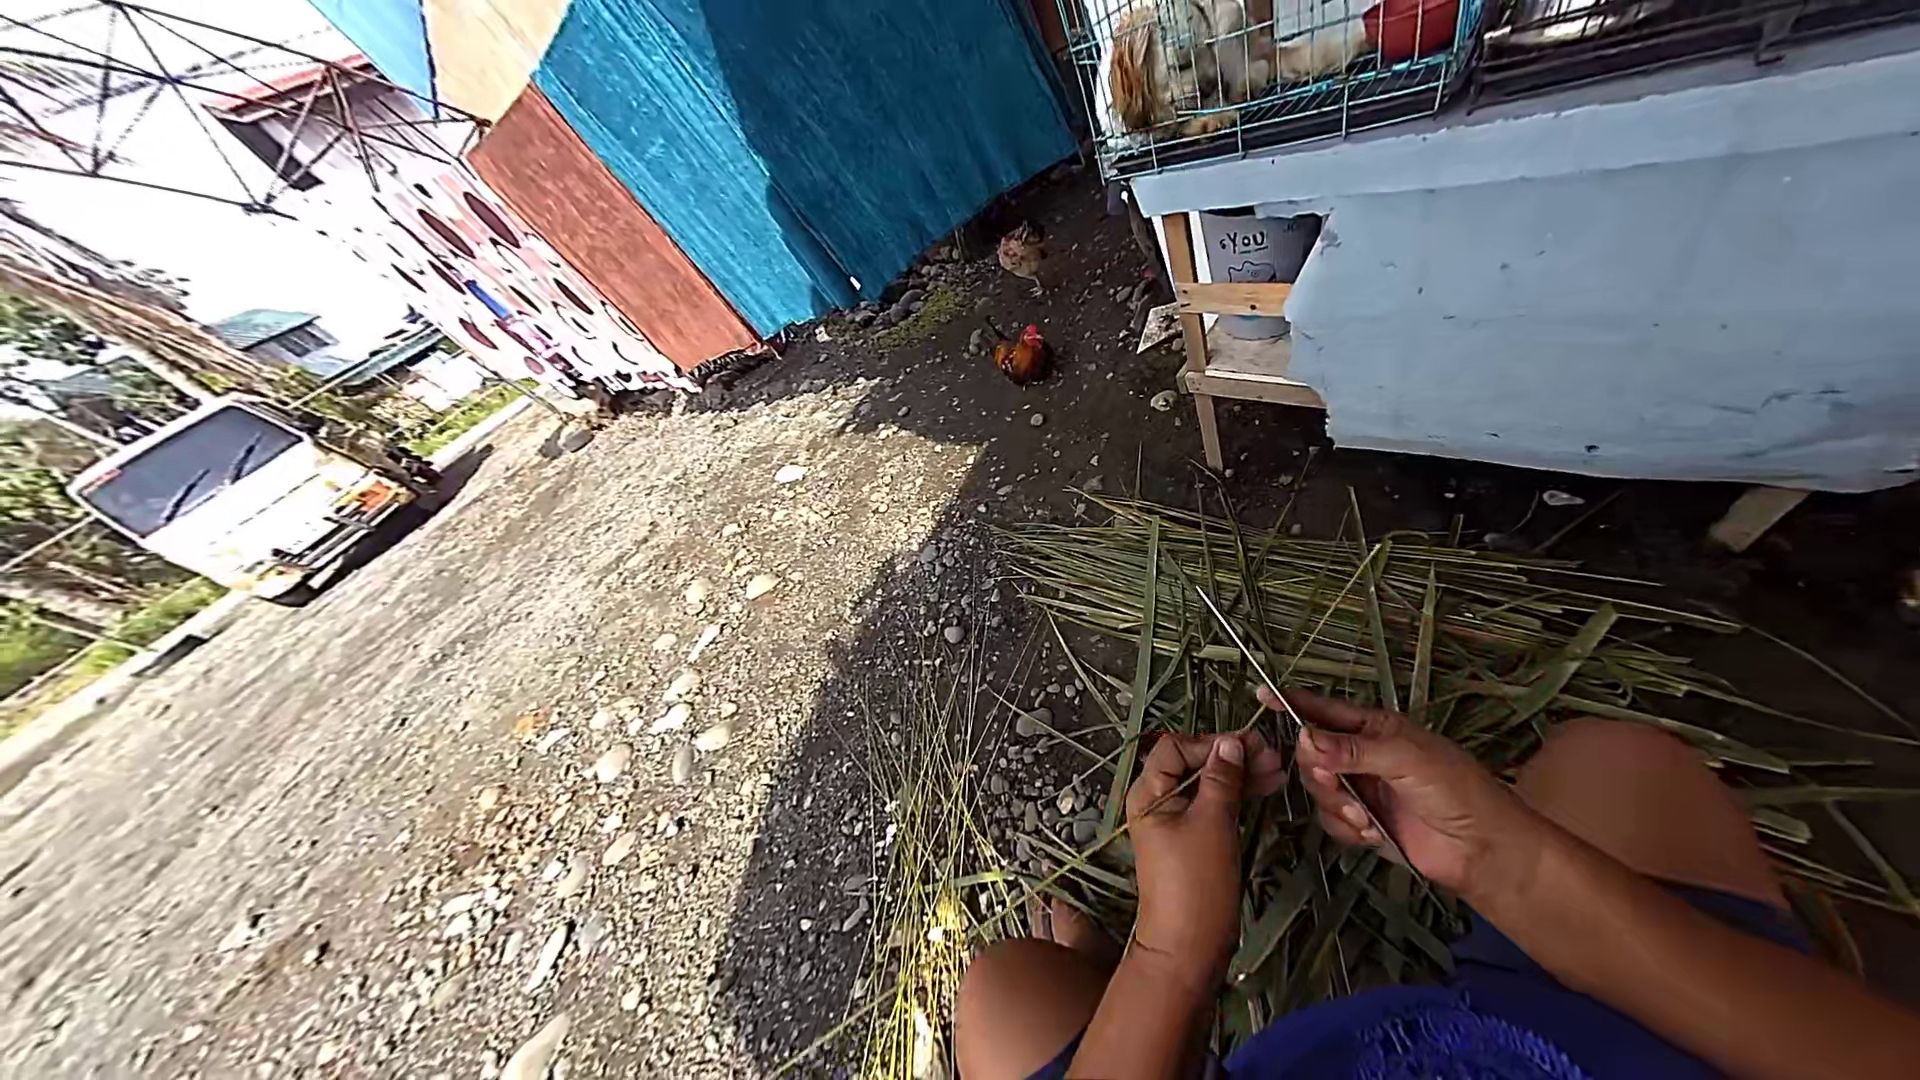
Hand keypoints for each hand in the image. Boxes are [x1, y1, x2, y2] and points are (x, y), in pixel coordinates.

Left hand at [1125, 731, 1283, 986]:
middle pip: (1191, 763)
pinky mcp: (1190, 837)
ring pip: (1205, 784)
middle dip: (1230, 757)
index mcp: (1147, 790)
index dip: (1210, 743)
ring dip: (1238, 775)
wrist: (1189, 947)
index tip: (1248, 745)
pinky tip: (1264, 788)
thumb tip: (1231, 742)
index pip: (1174, 747)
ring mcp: (1173, 819)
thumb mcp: (1213, 823)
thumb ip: (1221, 779)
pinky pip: (1211, 804)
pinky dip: (1235, 795)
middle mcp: (1155, 799)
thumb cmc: (1197, 882)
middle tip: (1271, 755)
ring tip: (1277, 769)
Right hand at [1258, 688, 1543, 898]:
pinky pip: (1329, 819)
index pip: (1323, 709)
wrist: (1490, 855)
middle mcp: (1361, 755)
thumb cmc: (1461, 794)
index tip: (1262, 695)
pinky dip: (1344, 827)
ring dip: (1333, 803)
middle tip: (1333, 781)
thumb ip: (1352, 749)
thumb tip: (1305, 739)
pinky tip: (1369, 832)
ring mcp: (1361, 788)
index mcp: (1373, 728)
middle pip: (1310, 752)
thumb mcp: (1406, 760)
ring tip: (1362, 816)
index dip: (1291, 702)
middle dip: (1317, 771)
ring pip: (1315, 787)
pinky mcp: (1362, 821)